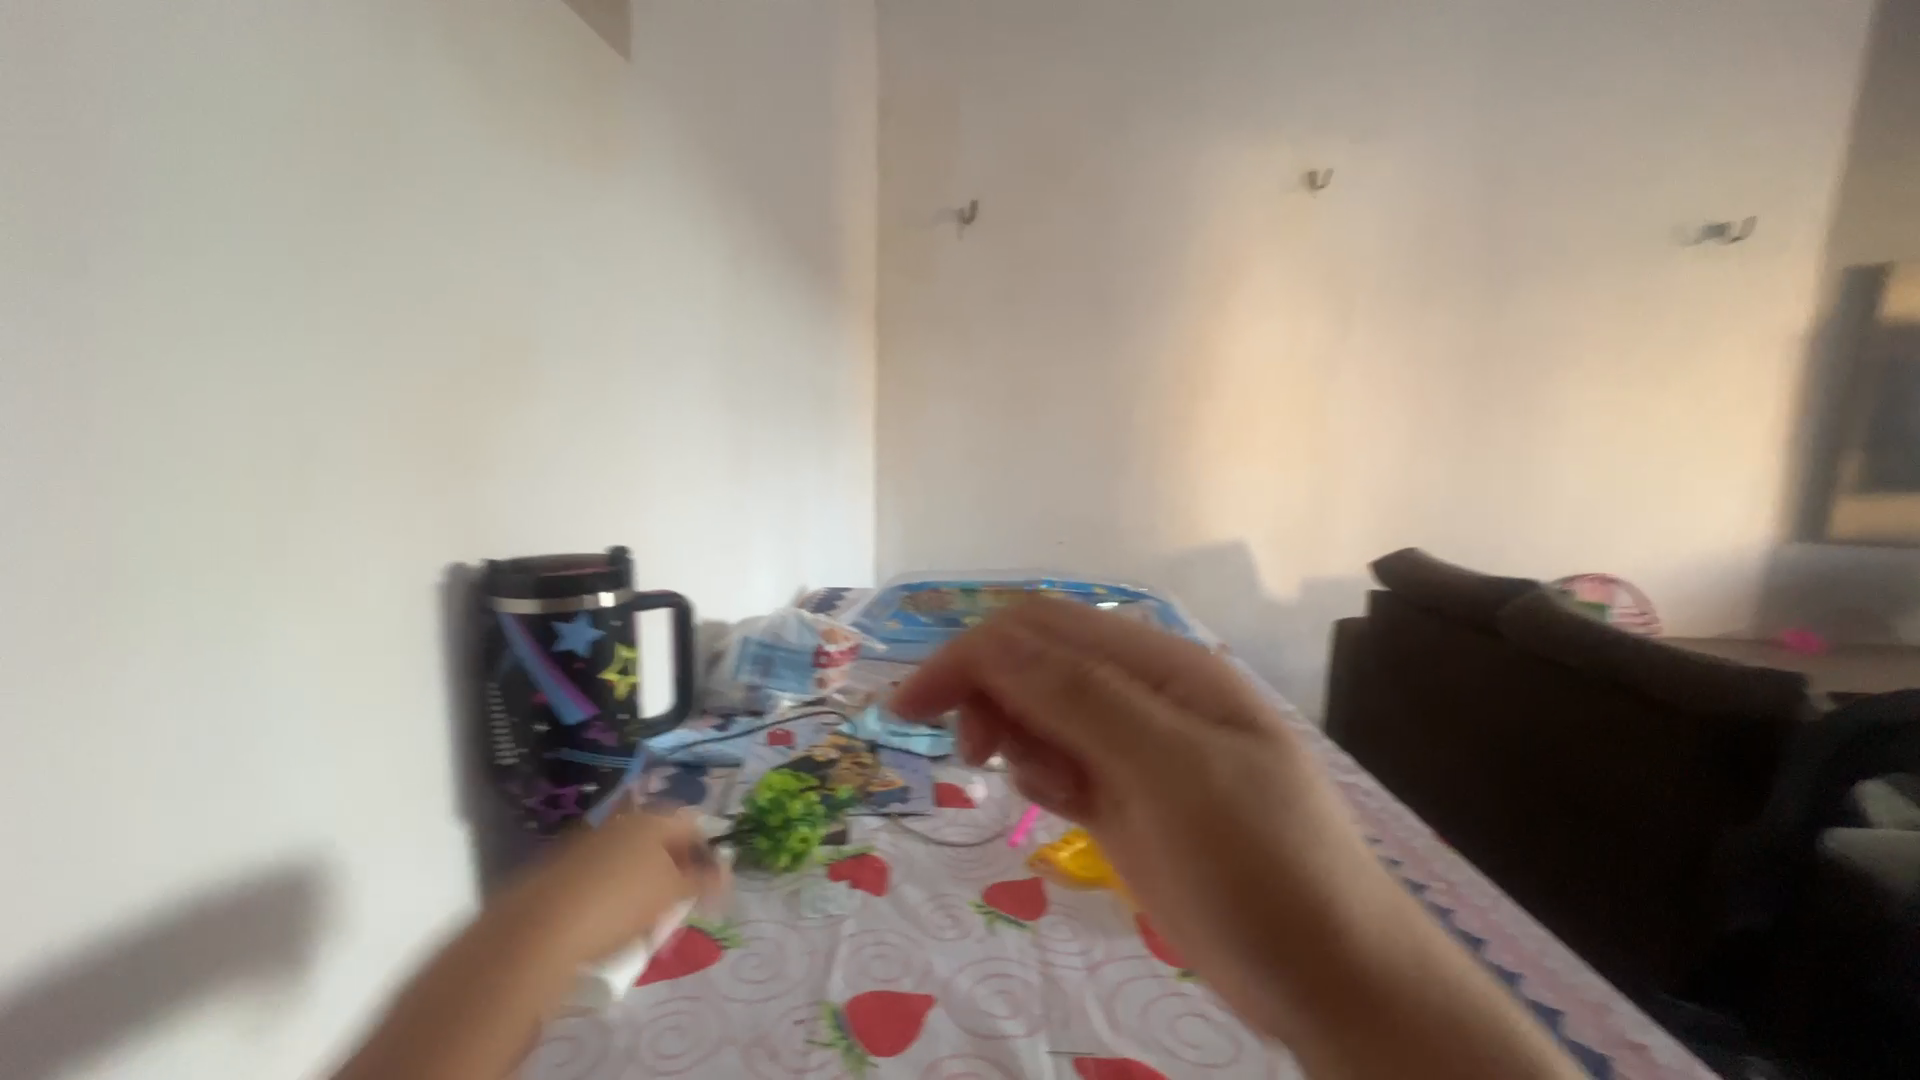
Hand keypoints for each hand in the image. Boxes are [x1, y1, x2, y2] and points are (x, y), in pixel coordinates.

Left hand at [486, 808, 729, 971]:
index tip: (711, 887)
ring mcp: (588, 846)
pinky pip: (605, 880)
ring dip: (646, 888)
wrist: (537, 934)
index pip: (693, 824)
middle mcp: (620, 824)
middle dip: (676, 873)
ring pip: (632, 863)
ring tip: (649, 924)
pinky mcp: (563, 873)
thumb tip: (725, 872)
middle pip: (662, 843)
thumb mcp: (673, 893)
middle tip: (681, 906)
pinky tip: (614, 928)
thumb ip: (704, 879)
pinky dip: (617, 898)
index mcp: (650, 819)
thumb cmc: (618, 904)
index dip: (707, 852)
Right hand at [891, 598, 1384, 1038]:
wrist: (1331, 976)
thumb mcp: (1174, 771)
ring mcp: (1131, 746)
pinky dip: (1038, 772)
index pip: (1043, 628)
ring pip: (1038, 710)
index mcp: (1161, 666)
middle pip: (1035, 662)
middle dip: (986, 692)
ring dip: (1011, 735)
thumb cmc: (1263, 864)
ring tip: (1030, 784)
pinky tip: (1059, 804)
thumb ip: (1081, 698)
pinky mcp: (1122, 796)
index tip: (912, 708)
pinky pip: (1057, 761)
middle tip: (969, 756)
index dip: (972, 654)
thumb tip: (990, 641)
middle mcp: (1142, 693)